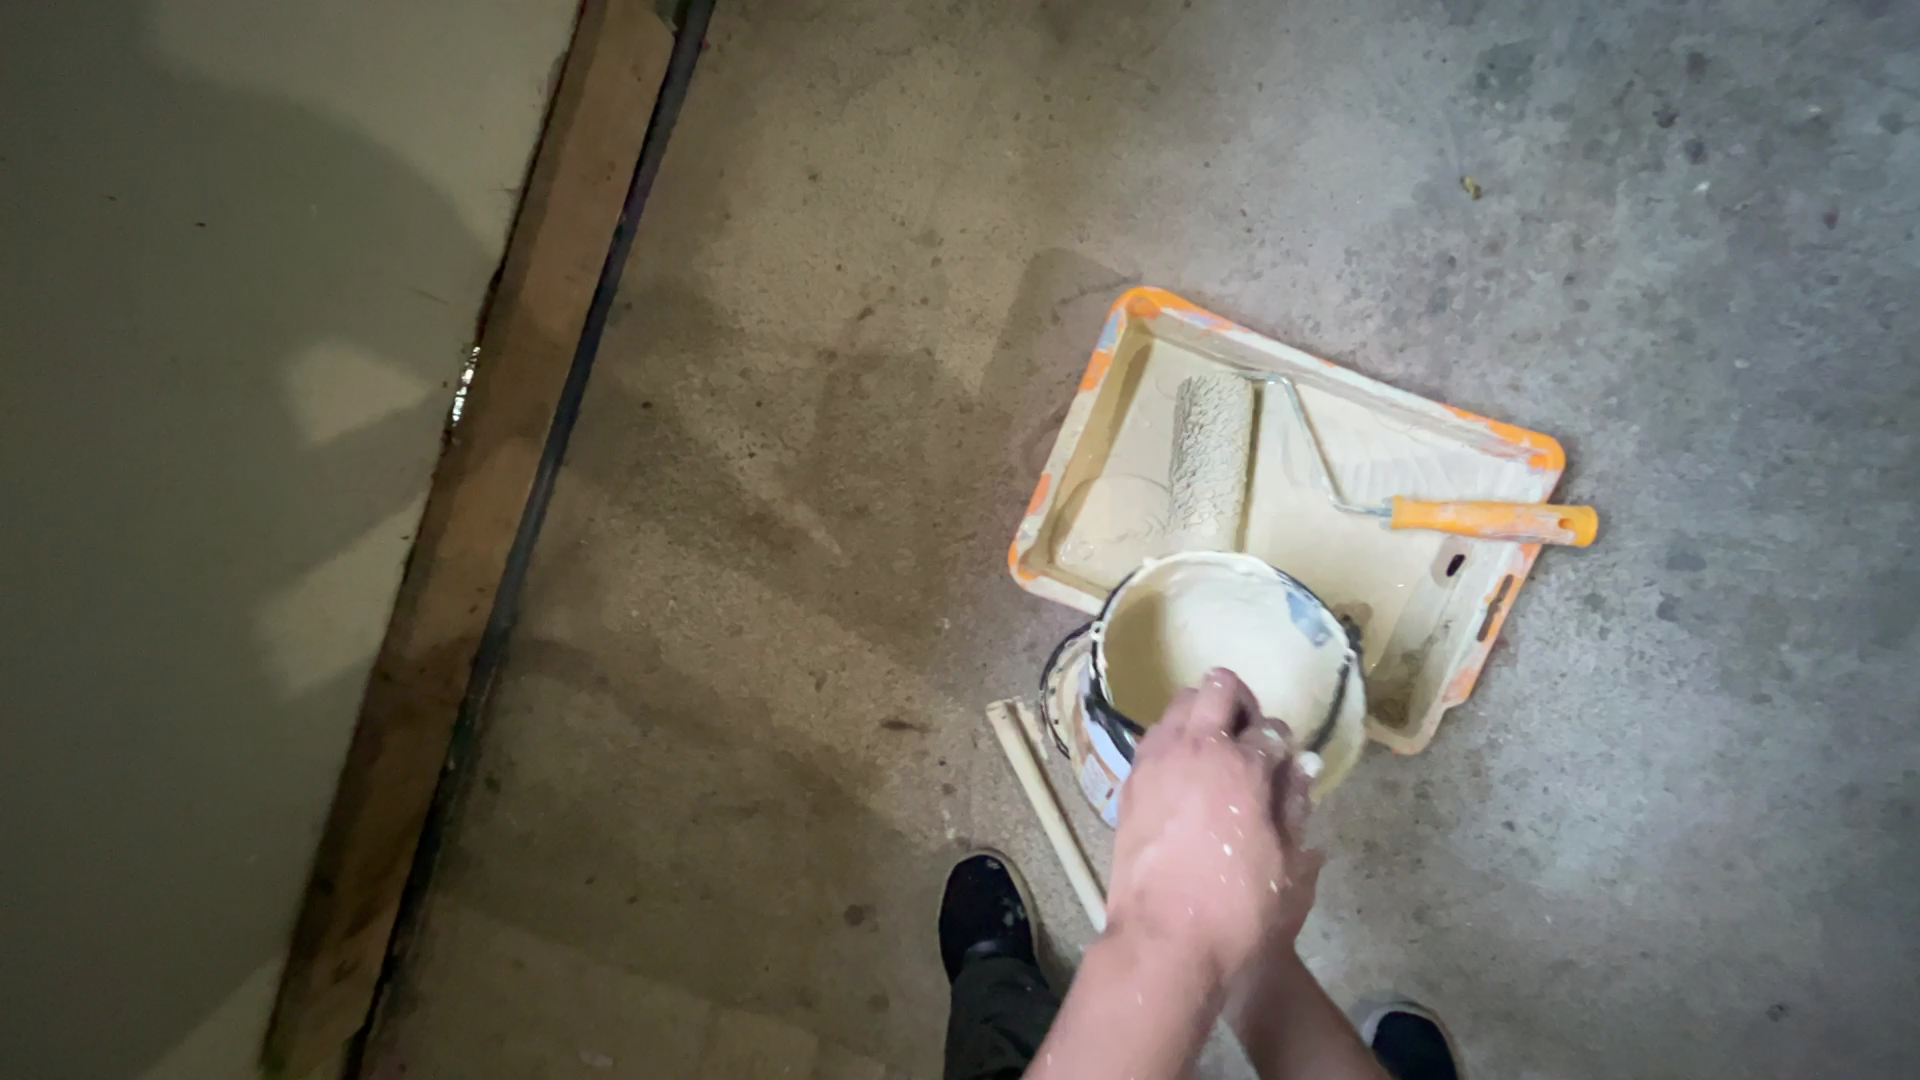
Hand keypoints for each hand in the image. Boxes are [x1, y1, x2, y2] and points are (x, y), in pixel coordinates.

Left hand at [1105, 668, 1321, 985]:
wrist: (1164, 936)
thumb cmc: (1238, 908)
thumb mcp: (1289, 865)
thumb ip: (1295, 805)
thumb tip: (1302, 763)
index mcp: (1242, 765)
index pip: (1271, 728)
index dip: (1282, 744)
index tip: (1283, 766)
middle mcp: (1195, 746)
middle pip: (1219, 686)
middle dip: (1240, 701)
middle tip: (1248, 736)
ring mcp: (1156, 757)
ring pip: (1180, 703)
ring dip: (1202, 714)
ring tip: (1214, 752)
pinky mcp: (1132, 777)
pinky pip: (1155, 735)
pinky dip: (1173, 739)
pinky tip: (1184, 772)